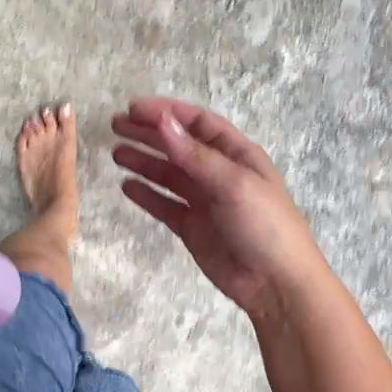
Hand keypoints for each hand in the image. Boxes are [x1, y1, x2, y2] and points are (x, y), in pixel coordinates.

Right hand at [112, 97, 329, 320]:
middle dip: (148, 134)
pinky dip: (147, 195)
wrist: (276, 283)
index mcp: (237, 154)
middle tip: (116, 126)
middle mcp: (219, 173)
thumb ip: (194, 155)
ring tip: (116, 154)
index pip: (198, 123)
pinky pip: (165, 205)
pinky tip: (127, 187)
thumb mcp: (233, 183)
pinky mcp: (192, 227)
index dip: (166, 112)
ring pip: (168, 174)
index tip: (133, 108)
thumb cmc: (265, 225)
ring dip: (143, 161)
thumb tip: (161, 122)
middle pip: (178, 146)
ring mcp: (204, 201)